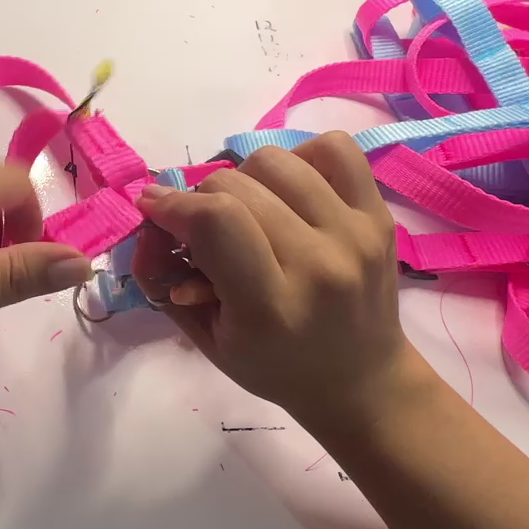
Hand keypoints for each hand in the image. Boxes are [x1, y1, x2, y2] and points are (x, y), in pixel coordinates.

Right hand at [131, 132, 434, 429]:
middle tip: (203, 227)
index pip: (213, 220)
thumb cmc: (272, 365)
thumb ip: (163, 277)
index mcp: (270, 306)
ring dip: (244, 178)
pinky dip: (300, 159)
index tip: (155, 209)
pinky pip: (333, 148)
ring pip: (275, 160)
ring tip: (248, 210)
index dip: (172, 204)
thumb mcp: (204, 338)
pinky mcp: (379, 216)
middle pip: (236, 185)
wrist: (360, 380)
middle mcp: (319, 265)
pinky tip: (289, 191)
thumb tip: (150, 208)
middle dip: (201, 198)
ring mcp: (356, 235)